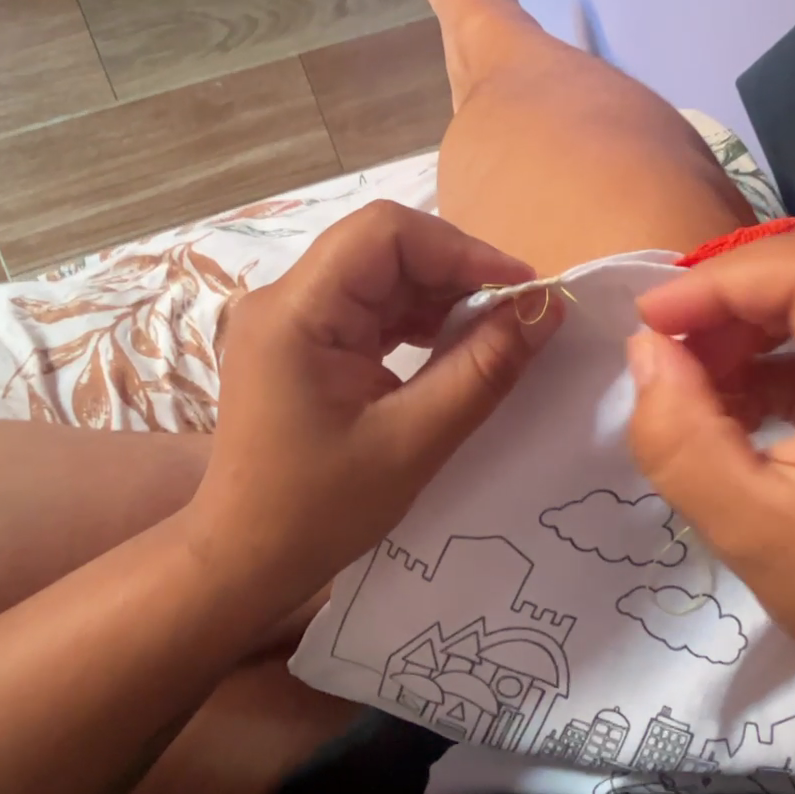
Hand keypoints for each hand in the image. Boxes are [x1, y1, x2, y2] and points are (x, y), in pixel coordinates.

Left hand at [187, 201, 561, 600]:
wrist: (247, 560)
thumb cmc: (321, 510)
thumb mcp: (414, 441)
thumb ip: (484, 370)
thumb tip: (547, 308)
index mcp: (297, 311)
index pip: (386, 233)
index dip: (463, 250)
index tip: (522, 291)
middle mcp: (286, 299)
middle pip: (384, 248)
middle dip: (456, 274)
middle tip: (516, 317)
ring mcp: (291, 320)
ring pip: (381, 277)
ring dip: (440, 298)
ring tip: (492, 335)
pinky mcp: (302, 344)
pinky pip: (369, 310)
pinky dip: (416, 322)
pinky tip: (450, 349)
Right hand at [626, 209, 794, 717]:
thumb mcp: (749, 535)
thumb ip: (682, 441)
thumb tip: (646, 350)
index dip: (724, 280)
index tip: (653, 322)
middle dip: (742, 282)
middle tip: (680, 342)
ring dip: (762, 303)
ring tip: (706, 372)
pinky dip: (784, 331)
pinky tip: (743, 390)